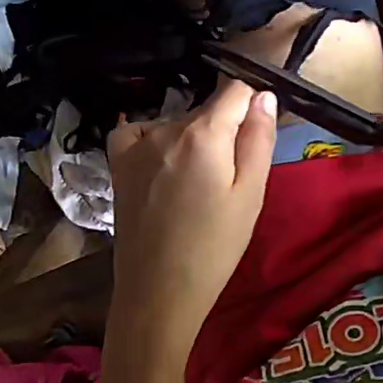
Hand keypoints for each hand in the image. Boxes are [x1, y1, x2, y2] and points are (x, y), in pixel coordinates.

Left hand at [107, 80, 277, 340]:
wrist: (159, 291)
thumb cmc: (215, 247)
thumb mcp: (250, 195)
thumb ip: (258, 139)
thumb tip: (263, 95)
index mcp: (203, 133)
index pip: (236, 90)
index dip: (253, 107)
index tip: (257, 137)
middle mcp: (166, 128)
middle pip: (208, 108)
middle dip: (226, 129)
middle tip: (232, 177)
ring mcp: (137, 146)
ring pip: (179, 123)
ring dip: (196, 140)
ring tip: (200, 186)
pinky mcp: (119, 165)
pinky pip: (140, 131)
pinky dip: (156, 138)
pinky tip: (165, 163)